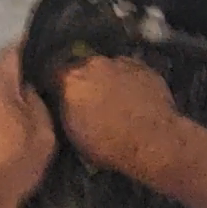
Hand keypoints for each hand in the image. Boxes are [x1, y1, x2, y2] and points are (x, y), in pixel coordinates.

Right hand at [59, 56, 187, 180]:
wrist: (154, 141)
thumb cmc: (109, 145)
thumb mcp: (73, 134)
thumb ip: (66, 110)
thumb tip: (65, 103)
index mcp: (71, 79)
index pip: (53, 74)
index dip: (56, 86)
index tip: (60, 97)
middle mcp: (93, 63)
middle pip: (81, 66)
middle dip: (82, 80)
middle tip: (89, 100)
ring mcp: (120, 62)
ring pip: (107, 67)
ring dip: (107, 79)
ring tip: (115, 99)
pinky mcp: (144, 67)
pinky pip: (129, 70)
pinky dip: (128, 80)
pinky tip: (134, 98)